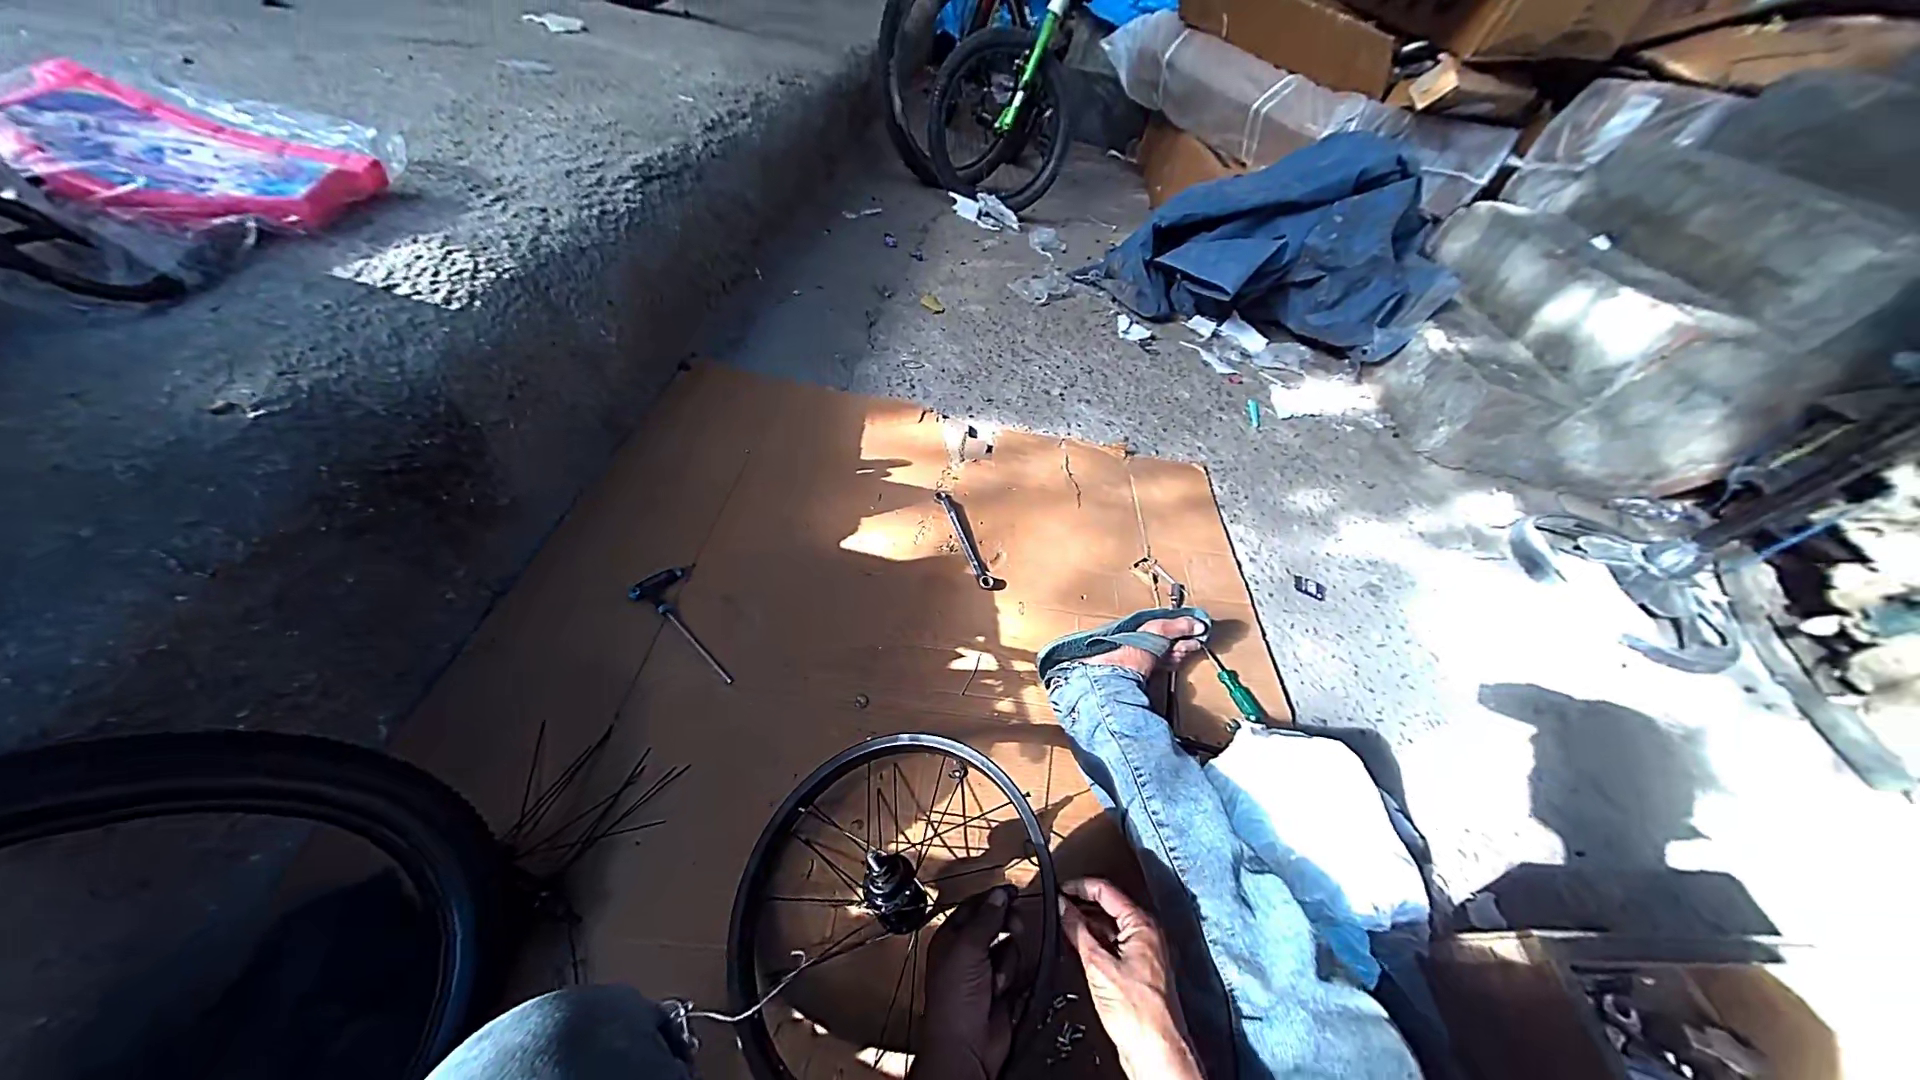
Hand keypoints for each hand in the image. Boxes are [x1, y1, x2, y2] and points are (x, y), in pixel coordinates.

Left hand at [910, 884, 1024, 1079]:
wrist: (967, 1045)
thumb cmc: (955, 997)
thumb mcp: (968, 948)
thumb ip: (986, 918)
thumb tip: (999, 894)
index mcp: (951, 937)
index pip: (974, 906)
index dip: (992, 897)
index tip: (1012, 891)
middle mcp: (967, 951)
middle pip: (995, 924)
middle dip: (1006, 926)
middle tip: (1016, 927)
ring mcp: (985, 970)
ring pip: (1008, 946)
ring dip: (1006, 961)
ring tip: (996, 978)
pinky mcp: (1002, 988)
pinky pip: (1016, 969)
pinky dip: (1012, 977)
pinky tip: (1002, 990)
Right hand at [1058, 878, 1204, 1079]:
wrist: (1156, 1054)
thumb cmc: (1139, 1016)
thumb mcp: (1097, 965)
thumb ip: (1077, 931)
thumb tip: (1064, 908)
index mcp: (1142, 925)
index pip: (1106, 890)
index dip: (1080, 886)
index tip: (1062, 888)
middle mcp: (1148, 935)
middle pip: (1109, 906)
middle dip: (1083, 905)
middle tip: (1060, 906)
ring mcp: (1146, 953)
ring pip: (1112, 926)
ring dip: (1089, 924)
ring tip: (1066, 925)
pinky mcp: (1141, 971)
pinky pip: (1115, 944)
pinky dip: (1097, 941)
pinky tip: (1082, 947)